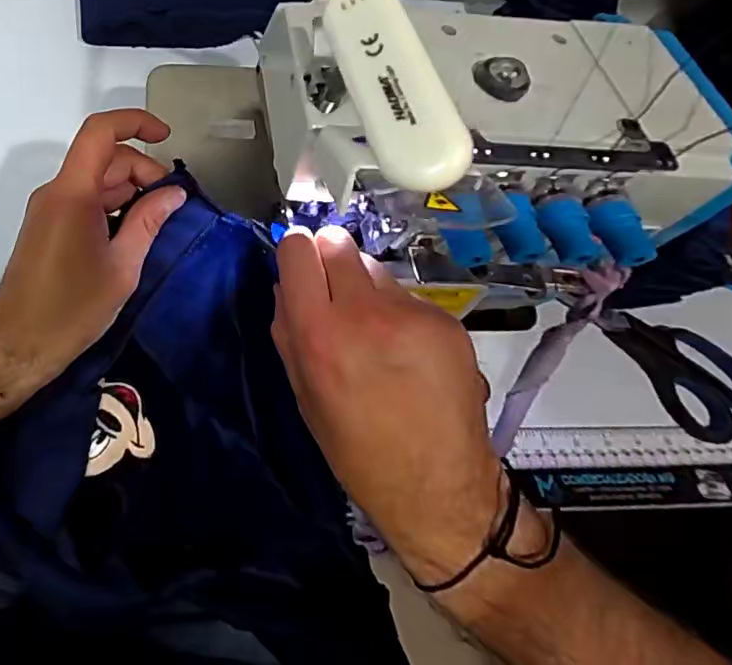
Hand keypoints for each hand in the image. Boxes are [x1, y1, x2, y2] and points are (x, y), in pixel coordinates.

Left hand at [0, 110, 186, 392]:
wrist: (18, 345)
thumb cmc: (72, 309)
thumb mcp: (123, 266)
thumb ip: (149, 221)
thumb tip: (174, 193)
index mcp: (72, 194)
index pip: (100, 133)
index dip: (135, 122)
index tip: (166, 136)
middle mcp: (56, 192)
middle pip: (104, 158)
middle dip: (143, 170)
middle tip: (171, 204)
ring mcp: (48, 208)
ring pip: (96, 179)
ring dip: (129, 189)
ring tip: (157, 220)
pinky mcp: (47, 225)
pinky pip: (84, 199)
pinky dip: (112, 204)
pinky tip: (132, 230)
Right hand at [272, 227, 507, 586]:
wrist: (439, 489)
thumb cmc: (356, 449)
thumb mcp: (303, 393)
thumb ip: (287, 331)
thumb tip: (285, 283)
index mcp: (318, 334)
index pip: (297, 248)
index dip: (297, 252)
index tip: (303, 266)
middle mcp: (363, 313)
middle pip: (337, 241)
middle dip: (332, 258)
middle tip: (338, 291)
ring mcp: (410, 314)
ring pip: (375, 267)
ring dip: (367, 287)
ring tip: (378, 332)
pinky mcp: (446, 320)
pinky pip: (408, 296)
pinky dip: (402, 313)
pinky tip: (410, 351)